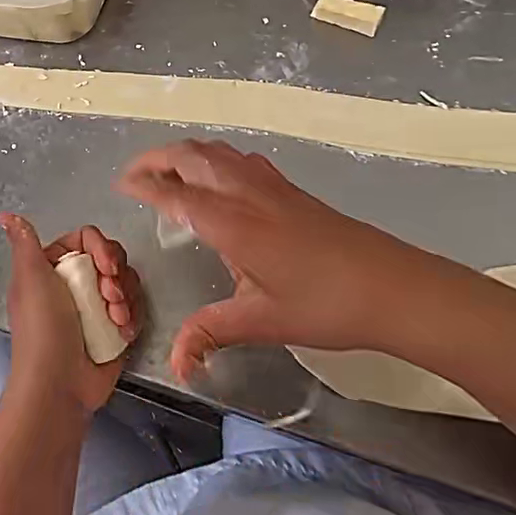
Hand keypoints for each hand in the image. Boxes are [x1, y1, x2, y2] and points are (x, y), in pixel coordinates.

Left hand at [0, 214, 140, 415]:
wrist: (59, 383)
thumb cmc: (43, 329)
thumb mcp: (30, 278)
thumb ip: (24, 241)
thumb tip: (4, 215)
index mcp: (52, 267)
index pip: (87, 239)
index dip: (101, 248)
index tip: (105, 267)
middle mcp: (74, 283)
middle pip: (111, 258)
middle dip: (116, 276)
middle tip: (109, 296)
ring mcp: (95, 306)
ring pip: (126, 283)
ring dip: (126, 300)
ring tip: (114, 319)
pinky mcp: (113, 328)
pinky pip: (135, 309)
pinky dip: (132, 319)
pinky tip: (122, 332)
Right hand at [115, 139, 474, 379]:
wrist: (394, 286)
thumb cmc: (324, 305)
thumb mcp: (261, 321)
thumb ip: (210, 333)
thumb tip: (176, 364)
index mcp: (230, 222)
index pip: (174, 193)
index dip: (143, 185)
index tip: (121, 186)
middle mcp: (244, 192)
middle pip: (190, 156)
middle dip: (155, 159)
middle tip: (134, 174)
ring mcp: (268, 184)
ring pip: (215, 150)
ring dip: (183, 153)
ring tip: (166, 170)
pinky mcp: (288, 186)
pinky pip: (237, 157)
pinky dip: (212, 156)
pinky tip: (217, 175)